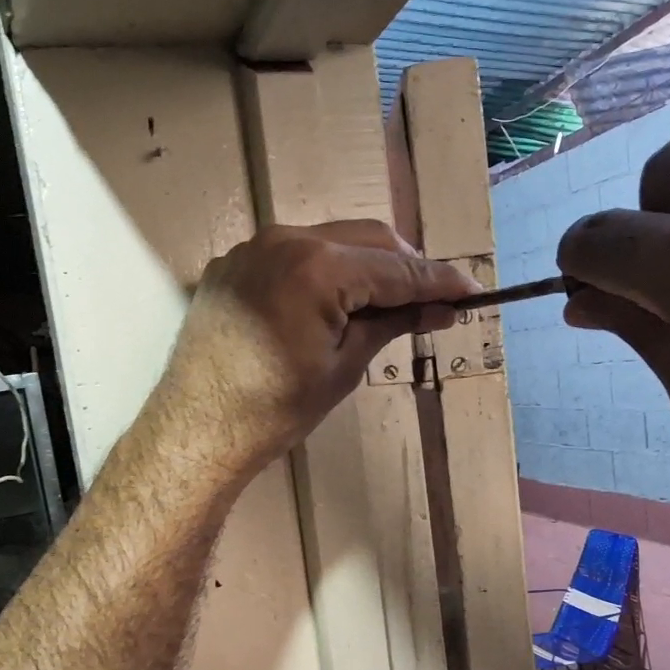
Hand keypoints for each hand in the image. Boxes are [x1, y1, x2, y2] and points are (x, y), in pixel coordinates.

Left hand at [153, 220, 478, 477]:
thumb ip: (393, 323)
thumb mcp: (345, 366)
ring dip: (366, 265)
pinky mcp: (233, 263)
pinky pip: (294, 253)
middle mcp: (284, 239)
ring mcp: (253, 247)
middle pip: (367, 239)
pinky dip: (325, 270)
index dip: (438, 281)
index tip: (472, 291)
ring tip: (389, 303)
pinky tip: (336, 301)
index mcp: (317, 266)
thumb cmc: (276, 409)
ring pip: (330, 240)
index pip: (396, 267)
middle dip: (405, 267)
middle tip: (434, 301)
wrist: (197, 430)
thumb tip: (441, 308)